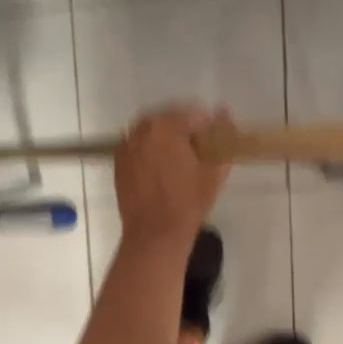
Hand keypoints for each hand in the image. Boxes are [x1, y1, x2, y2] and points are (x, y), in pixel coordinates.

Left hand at [114, 106, 230, 249]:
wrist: (154, 232)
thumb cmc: (188, 202)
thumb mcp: (214, 169)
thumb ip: (222, 134)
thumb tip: (225, 111)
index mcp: (166, 126)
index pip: (192, 114)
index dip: (206, 127)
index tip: (212, 143)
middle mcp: (141, 130)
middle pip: (168, 120)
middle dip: (183, 131)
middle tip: (195, 151)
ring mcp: (126, 146)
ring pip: (150, 133)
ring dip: (165, 140)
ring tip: (178, 160)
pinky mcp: (118, 163)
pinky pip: (137, 148)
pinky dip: (148, 152)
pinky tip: (159, 169)